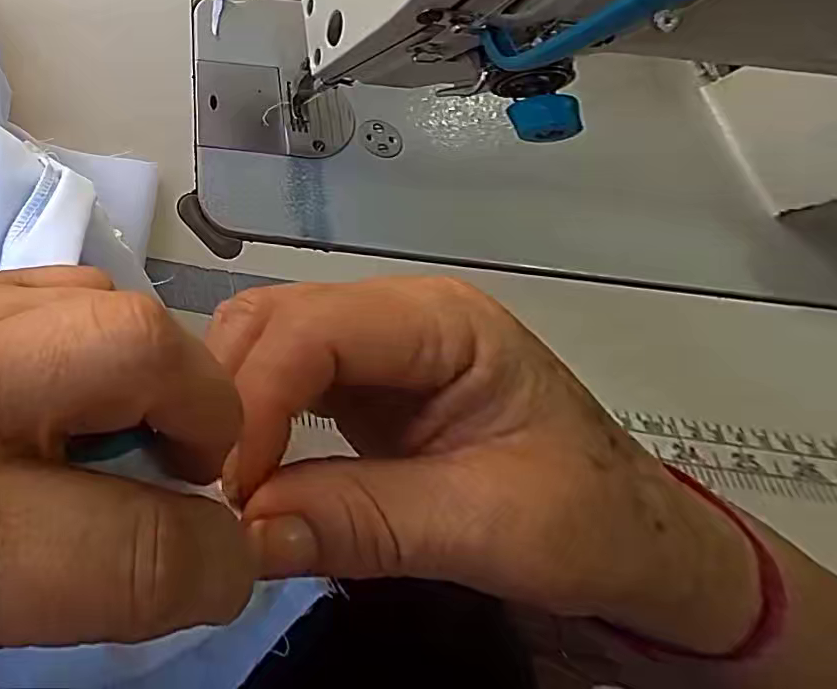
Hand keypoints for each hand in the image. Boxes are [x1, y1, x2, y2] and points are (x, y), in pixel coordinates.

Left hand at [0, 267, 255, 650]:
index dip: (210, 553)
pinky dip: (110, 341)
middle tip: (173, 461)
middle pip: (138, 346)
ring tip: (115, 426)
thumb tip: (219, 528)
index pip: (137, 539)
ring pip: (121, 309)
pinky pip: (84, 292)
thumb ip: (123, 578)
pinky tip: (71, 385)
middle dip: (199, 406)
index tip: (205, 547)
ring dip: (153, 372)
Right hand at [209, 277, 762, 653]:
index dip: (258, 396)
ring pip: (251, 332)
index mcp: (438, 321)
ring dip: (224, 394)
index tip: (231, 479)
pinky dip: (238, 402)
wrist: (638, 540)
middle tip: (209, 469)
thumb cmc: (595, 528)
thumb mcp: (491, 535)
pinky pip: (263, 360)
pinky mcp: (339, 362)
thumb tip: (246, 531)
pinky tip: (238, 446)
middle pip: (267, 318)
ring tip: (219, 462)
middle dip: (227, 391)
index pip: (313, 331)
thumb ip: (363, 524)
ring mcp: (358, 329)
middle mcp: (384, 306)